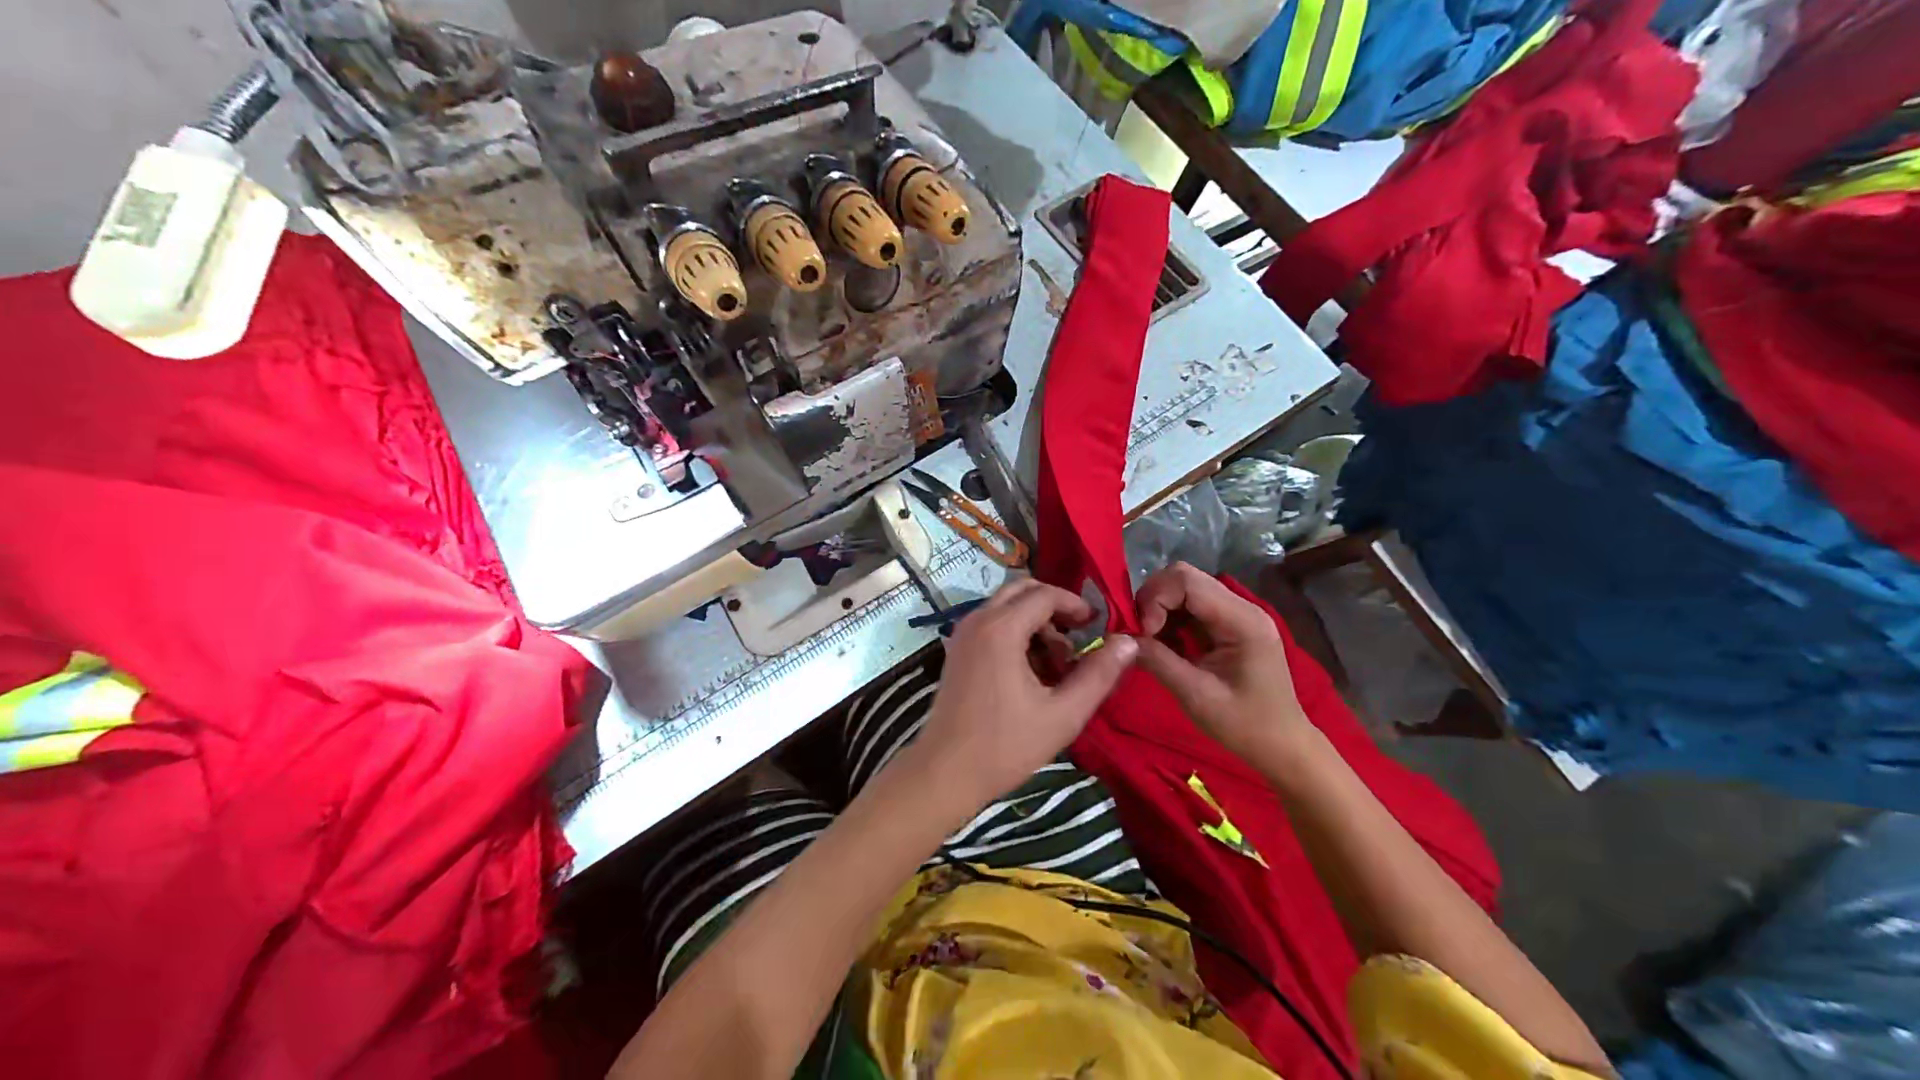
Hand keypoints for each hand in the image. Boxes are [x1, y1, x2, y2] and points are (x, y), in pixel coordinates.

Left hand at [914, 579, 1138, 802]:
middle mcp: (977, 621)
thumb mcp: (1063, 713)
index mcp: (1000, 629)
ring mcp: (962, 635)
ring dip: (1035, 622)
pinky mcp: (957, 651)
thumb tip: (1129, 642)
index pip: (1045, 594)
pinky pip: (992, 624)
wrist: (945, 773)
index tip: (1096, 627)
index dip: (1075, 605)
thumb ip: (1098, 674)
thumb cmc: (1006, 745)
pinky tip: (1031, 673)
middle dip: (1054, 608)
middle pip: (1022, 591)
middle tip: (1076, 638)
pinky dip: (1016, 634)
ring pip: (1006, 607)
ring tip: (1057, 666)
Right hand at [1134, 562, 1307, 758]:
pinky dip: (1169, 619)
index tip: (1142, 635)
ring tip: (1150, 643)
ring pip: (1183, 589)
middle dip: (1153, 601)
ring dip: (1159, 610)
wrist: (1281, 746)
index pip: (1187, 582)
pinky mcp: (1227, 624)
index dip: (1154, 600)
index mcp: (1242, 620)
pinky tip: (1164, 646)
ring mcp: (1236, 614)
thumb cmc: (1244, 725)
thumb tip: (1121, 638)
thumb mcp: (1196, 696)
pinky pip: (1189, 606)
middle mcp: (1241, 607)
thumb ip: (1158, 661)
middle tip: (1140, 636)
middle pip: (1184, 578)